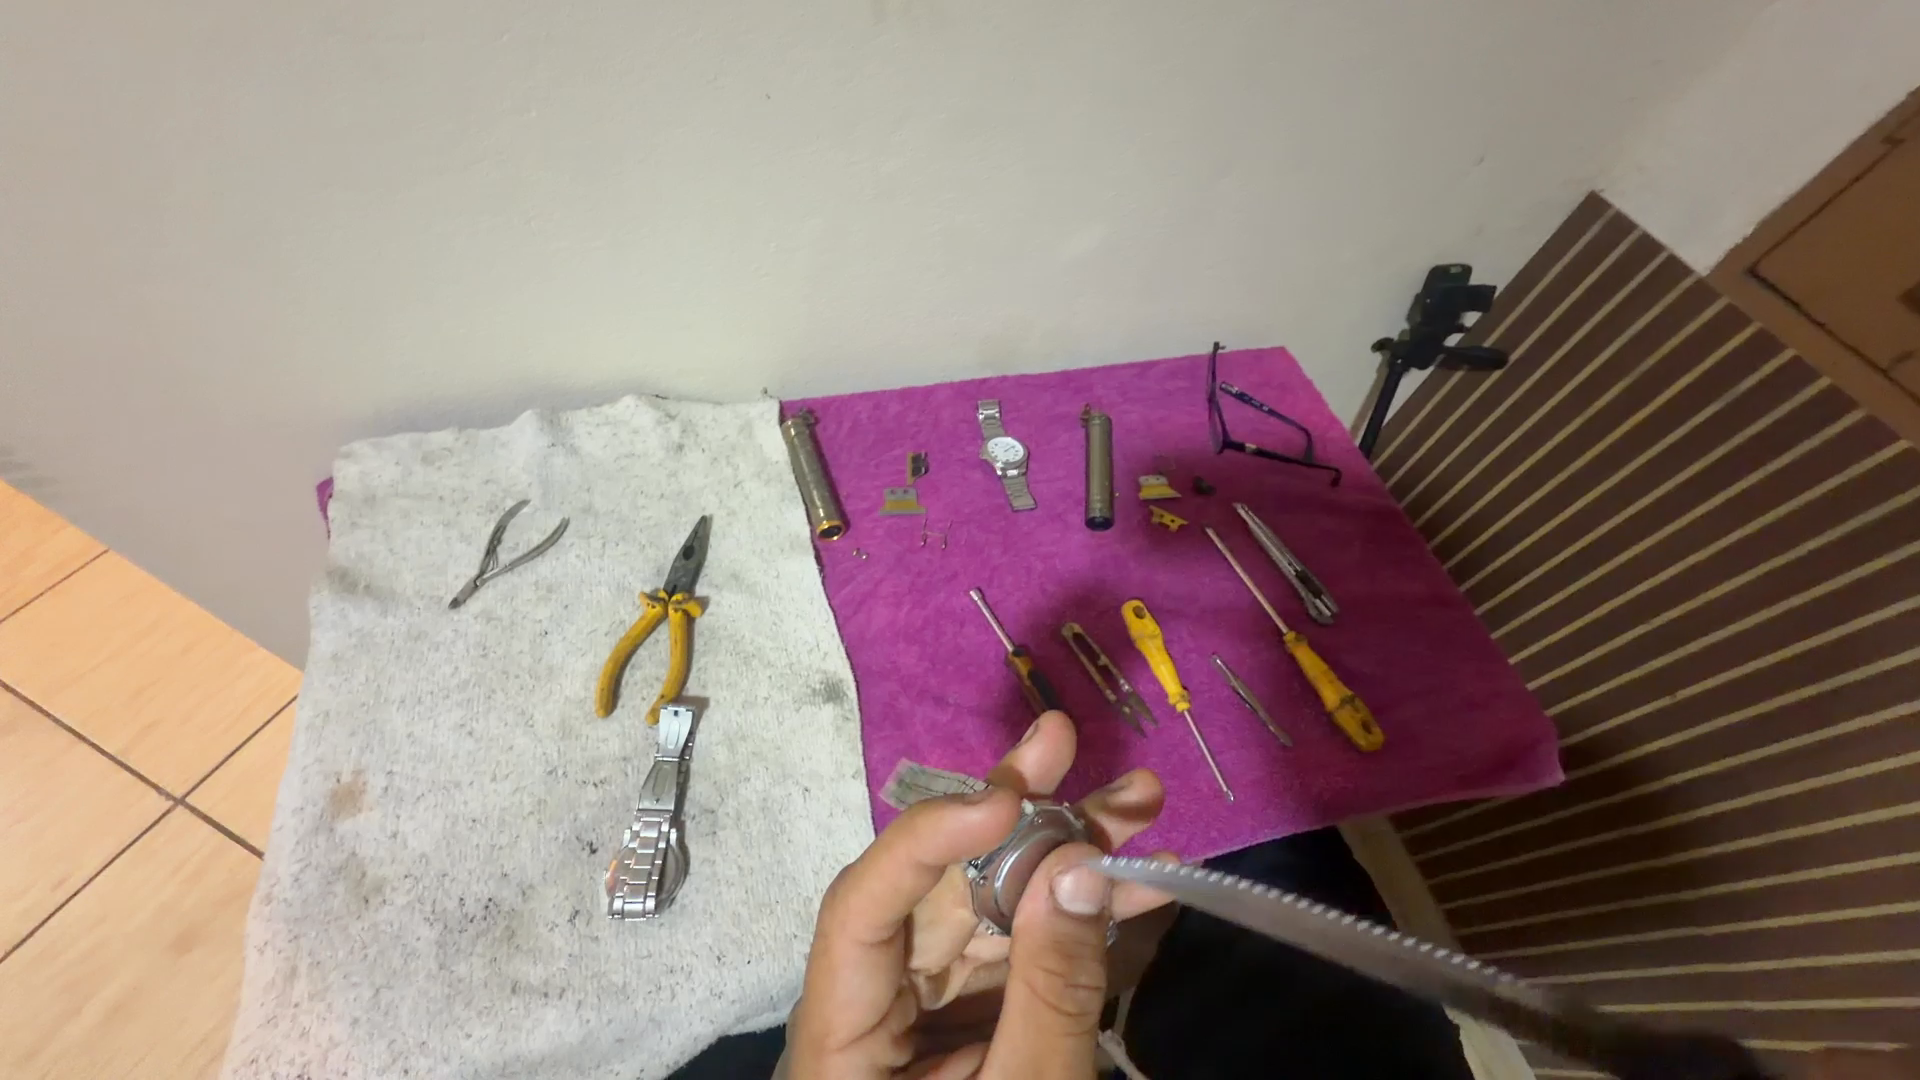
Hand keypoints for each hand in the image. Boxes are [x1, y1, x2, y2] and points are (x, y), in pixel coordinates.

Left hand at [782, 711, 1174, 1078]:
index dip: (927, 840)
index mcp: (843, 1035)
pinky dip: (1085, 914)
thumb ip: (1052, 990)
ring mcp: (938, 1005)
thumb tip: (1080, 863)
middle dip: (1011, 814)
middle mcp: (883, 999)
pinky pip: (1030, 947)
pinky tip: (1142, 879)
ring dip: (1067, 852)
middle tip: (1060, 742)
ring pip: (996, 905)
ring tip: (1136, 797)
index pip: (863, 905)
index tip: (1005, 800)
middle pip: (939, 887)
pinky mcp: (985, 1015)